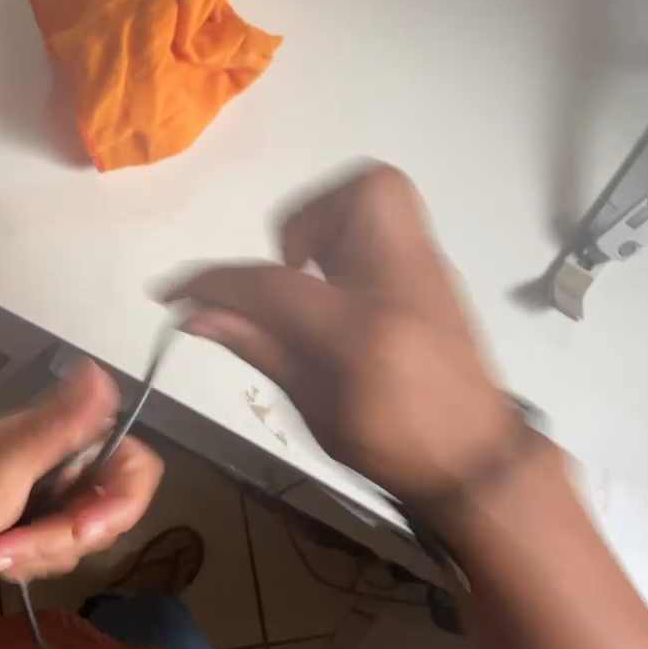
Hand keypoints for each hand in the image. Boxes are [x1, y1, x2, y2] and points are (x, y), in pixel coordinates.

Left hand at [0, 360, 163, 580]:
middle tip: (5, 547)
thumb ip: (58, 427)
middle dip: (55, 541)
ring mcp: (42, 496)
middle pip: (104, 516)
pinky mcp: (26, 524)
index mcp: (60, 437)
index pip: (135, 468)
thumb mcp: (3, 466)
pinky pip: (49, 556)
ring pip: (76, 544)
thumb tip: (99, 368)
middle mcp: (59, 463)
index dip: (120, 505)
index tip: (82, 531)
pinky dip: (17, 563)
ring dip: (29, 556)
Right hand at [166, 163, 509, 508]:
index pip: (273, 284)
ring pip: (378, 194)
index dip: (212, 283)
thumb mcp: (309, 404)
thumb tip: (193, 315)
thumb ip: (255, 346)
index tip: (173, 292)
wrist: (474, 456)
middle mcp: (402, 281)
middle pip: (359, 193)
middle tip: (281, 273)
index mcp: (362, 331)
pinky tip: (333, 292)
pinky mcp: (432, 271)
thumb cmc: (388, 444)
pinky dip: (346, 241)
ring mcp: (426, 269)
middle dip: (301, 220)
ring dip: (326, 224)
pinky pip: (386, 225)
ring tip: (306, 281)